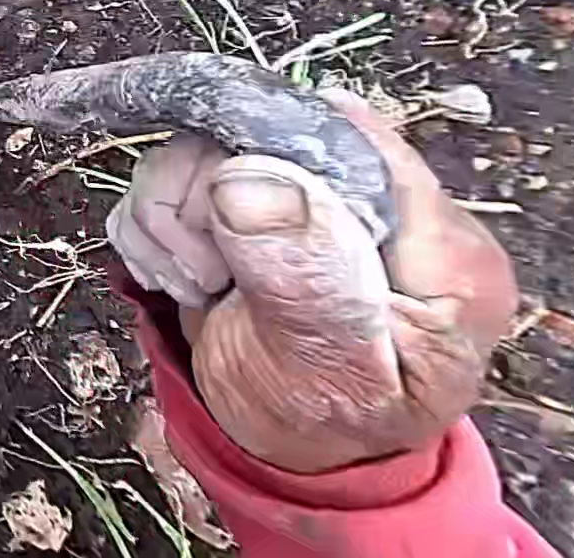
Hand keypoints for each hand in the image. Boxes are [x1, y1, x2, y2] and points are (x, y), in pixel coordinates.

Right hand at [107, 89, 516, 472]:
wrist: (278, 439)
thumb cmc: (325, 418)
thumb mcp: (333, 370)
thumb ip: (306, 282)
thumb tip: (250, 178)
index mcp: (424, 234)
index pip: (347, 137)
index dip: (274, 160)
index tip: (231, 222)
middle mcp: (354, 194)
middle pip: (246, 134)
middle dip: (202, 206)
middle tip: (210, 275)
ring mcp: (285, 188)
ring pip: (189, 149)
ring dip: (167, 222)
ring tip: (195, 281)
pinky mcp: (231, 193)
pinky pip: (160, 174)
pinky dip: (149, 226)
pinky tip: (178, 271)